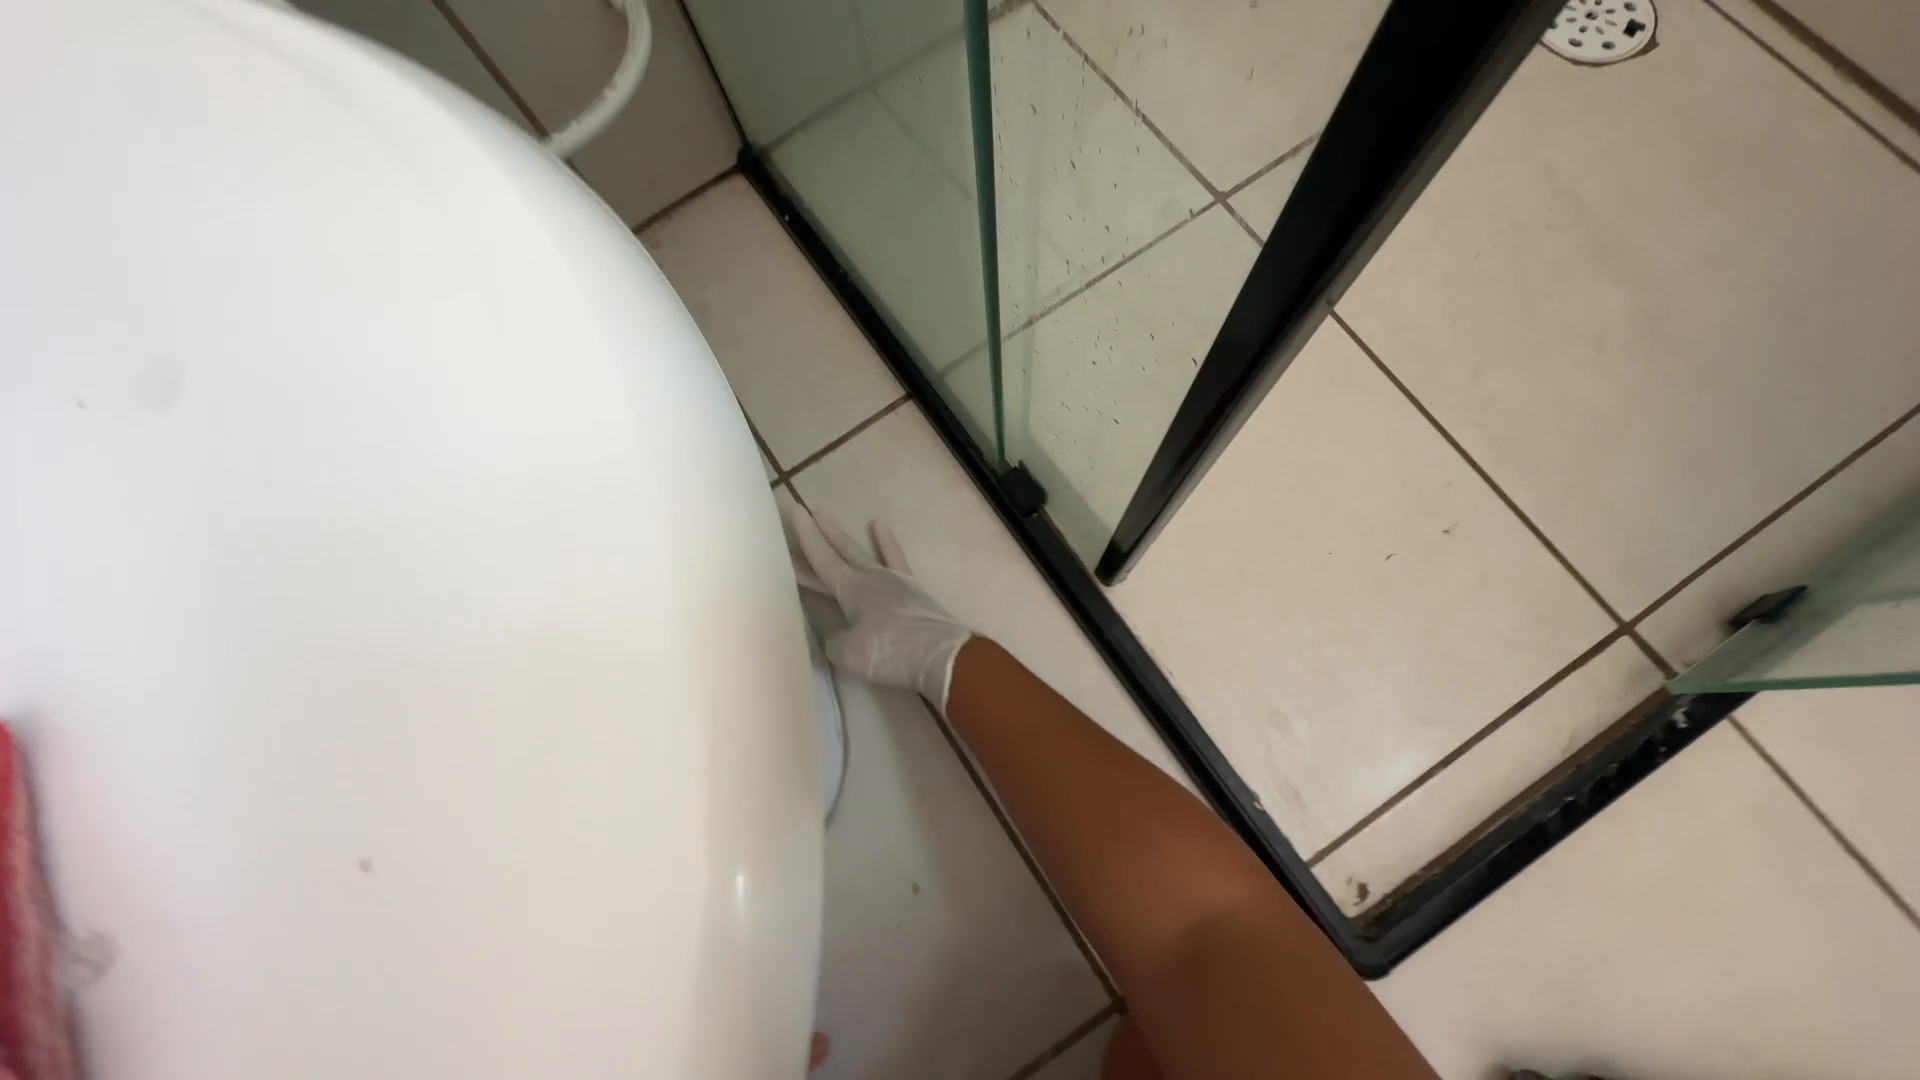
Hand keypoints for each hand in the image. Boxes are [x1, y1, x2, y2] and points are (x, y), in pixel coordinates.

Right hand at [781, 497, 972, 715]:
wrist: (942, 656)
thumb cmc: (891, 652)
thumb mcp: (849, 653)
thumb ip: (834, 640)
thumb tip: (836, 636)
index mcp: (852, 589)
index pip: (822, 558)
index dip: (806, 537)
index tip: (794, 512)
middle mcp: (871, 578)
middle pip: (840, 551)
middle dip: (820, 532)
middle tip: (804, 509)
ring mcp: (895, 581)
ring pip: (863, 552)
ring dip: (844, 537)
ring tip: (828, 517)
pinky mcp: (913, 590)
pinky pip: (896, 559)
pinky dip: (887, 543)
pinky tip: (880, 525)